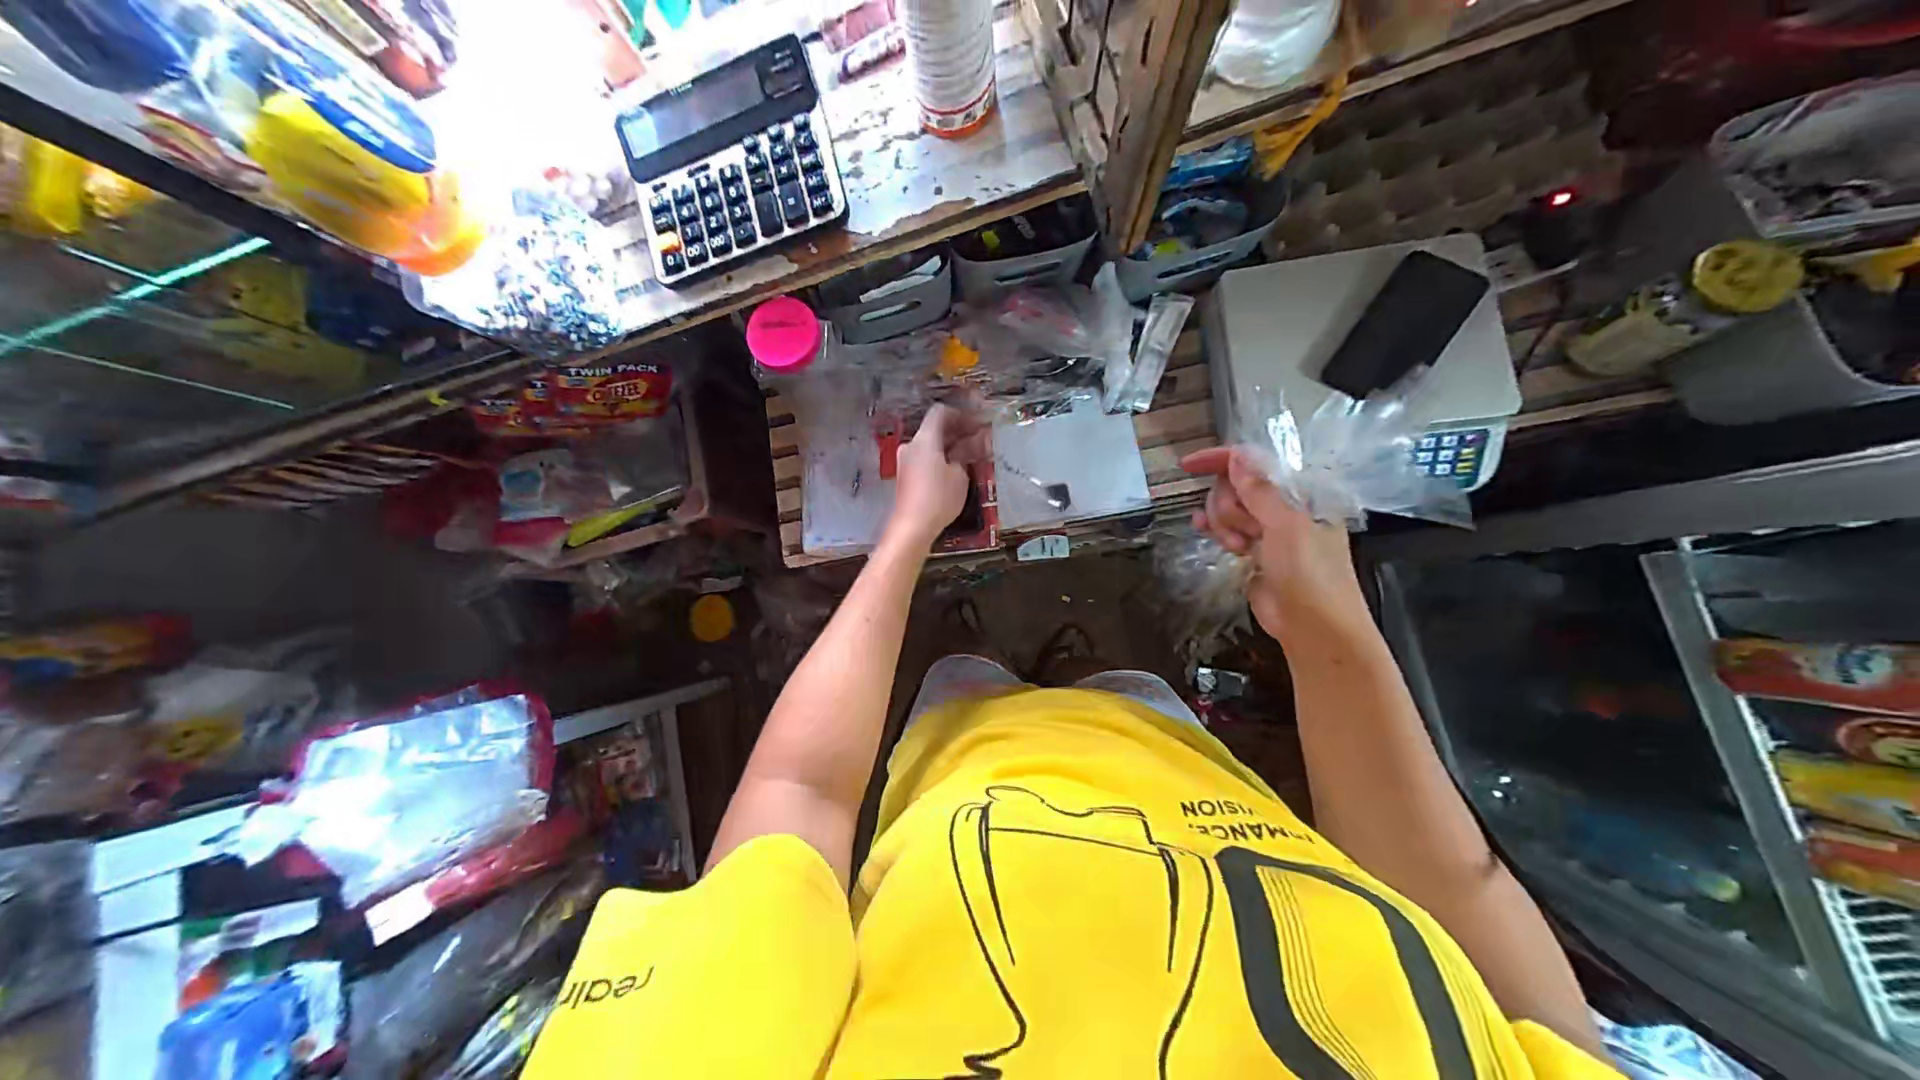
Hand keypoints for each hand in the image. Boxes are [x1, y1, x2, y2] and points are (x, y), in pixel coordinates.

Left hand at [886, 403, 987, 549]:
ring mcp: (905, 460)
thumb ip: (964, 454)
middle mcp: (911, 444)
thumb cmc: (939, 498)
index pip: (940, 412)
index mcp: (925, 438)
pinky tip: (954, 468)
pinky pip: (924, 457)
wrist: (912, 526)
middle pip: (934, 428)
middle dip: (957, 431)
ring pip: (930, 444)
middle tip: (978, 440)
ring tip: (969, 456)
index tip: (976, 424)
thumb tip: (969, 444)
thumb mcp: (960, 475)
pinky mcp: (905, 474)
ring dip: (949, 446)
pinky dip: (939, 457)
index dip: (960, 415)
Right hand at [1180, 446, 1368, 641]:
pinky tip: (1202, 528)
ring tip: (1238, 546)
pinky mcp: (1254, 552)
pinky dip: (1216, 528)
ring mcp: (1268, 531)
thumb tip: (1236, 456)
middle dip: (1228, 503)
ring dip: (1224, 522)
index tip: (1189, 465)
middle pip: (1236, 485)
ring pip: (1229, 509)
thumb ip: (1259, 490)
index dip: (1222, 460)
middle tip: (1243, 530)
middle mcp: (1284, 507)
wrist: (1314, 628)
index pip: (1257, 464)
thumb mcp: (1287, 526)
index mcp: (1301, 494)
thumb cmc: (1310, 574)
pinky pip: (1227, 530)